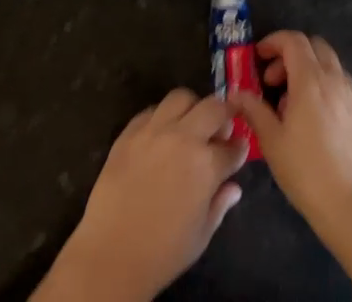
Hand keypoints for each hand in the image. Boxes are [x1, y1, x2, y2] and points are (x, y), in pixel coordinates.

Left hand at [36, 89, 248, 301]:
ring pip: (180, 98)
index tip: (236, 152)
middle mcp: (182, 138)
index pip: (233, 146)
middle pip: (213, 107)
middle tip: (219, 131)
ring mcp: (152, 132)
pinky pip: (149, 112)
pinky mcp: (127, 134)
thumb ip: (220, 204)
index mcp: (207, 164)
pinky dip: (161, 118)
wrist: (112, 253)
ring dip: (192, 108)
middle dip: (223, 115)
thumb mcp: (202, 233)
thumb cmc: (164, 252)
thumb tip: (233, 188)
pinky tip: (160, 137)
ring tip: (189, 128)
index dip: (238, 149)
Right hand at [230, 31, 351, 228]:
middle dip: (291, 55)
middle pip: (315, 47)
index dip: (273, 42)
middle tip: (274, 82)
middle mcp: (336, 81)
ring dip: (309, 72)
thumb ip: (253, 110)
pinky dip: (325, 89)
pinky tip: (315, 122)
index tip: (259, 58)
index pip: (294, 41)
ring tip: (293, 105)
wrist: (350, 204)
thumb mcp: (271, 140)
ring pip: (331, 66)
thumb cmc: (305, 170)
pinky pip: (343, 88)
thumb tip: (237, 93)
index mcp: (311, 82)